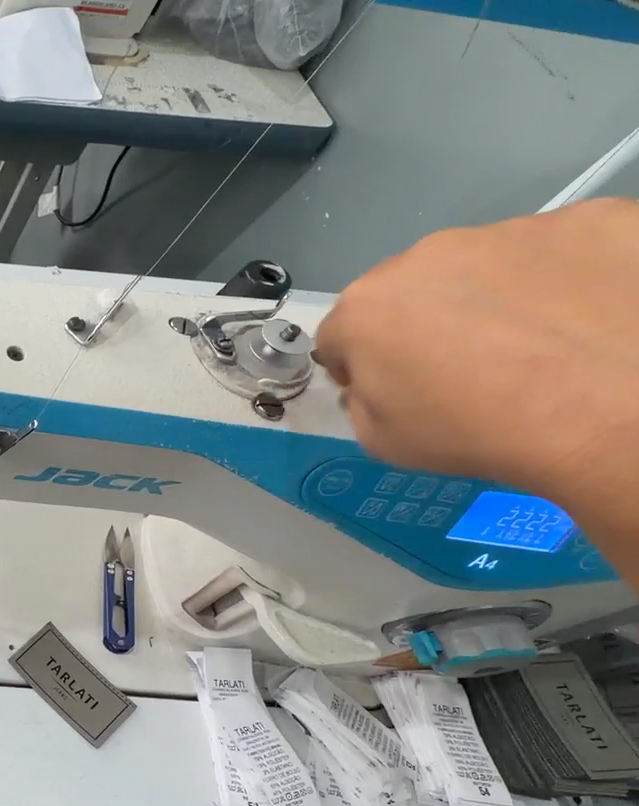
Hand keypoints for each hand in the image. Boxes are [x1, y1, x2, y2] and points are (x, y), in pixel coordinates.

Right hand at [313, 198, 638, 500]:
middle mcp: (428, 255)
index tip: (397, 387)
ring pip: (488, 263)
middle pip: (412, 288)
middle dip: (426, 319)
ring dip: (497, 294)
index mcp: (364, 307)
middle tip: (469, 364)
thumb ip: (360, 397)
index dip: (362, 364)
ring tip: (540, 340)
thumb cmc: (479, 430)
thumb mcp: (379, 438)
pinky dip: (570, 277)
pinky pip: (566, 249)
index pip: (342, 333)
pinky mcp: (598, 220)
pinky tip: (589, 317)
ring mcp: (516, 231)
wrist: (617, 411)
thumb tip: (376, 380)